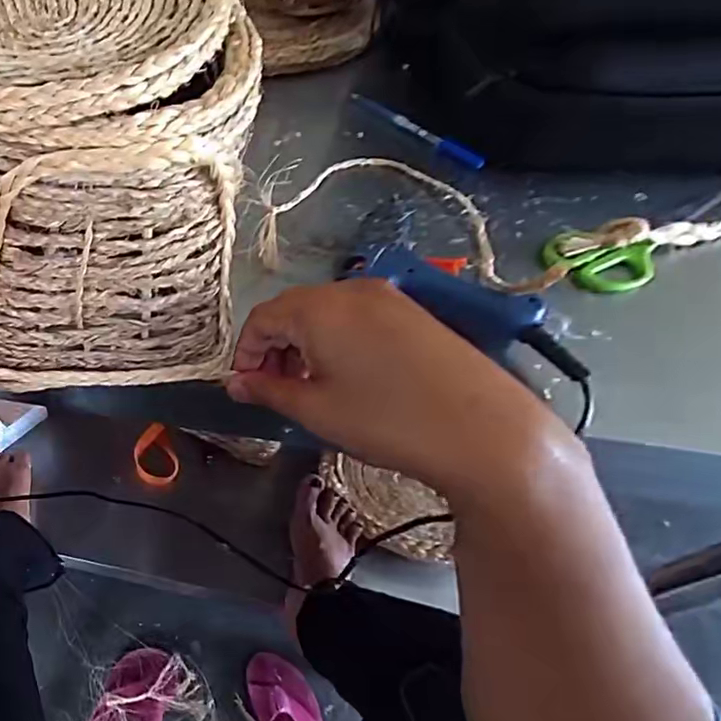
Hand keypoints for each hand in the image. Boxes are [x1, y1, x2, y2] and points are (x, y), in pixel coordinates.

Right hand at [227, 280, 580, 502]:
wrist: (485, 431)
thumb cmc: (385, 420)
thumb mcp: (316, 410)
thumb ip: (267, 391)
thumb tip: (236, 384)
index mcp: (319, 308)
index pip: (262, 318)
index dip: (245, 352)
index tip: (245, 386)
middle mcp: (352, 290)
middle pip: (293, 310)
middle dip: (274, 348)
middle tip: (275, 389)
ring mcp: (388, 298)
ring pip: (326, 313)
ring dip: (305, 344)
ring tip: (310, 386)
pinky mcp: (414, 313)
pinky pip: (357, 317)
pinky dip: (337, 341)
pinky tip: (348, 376)